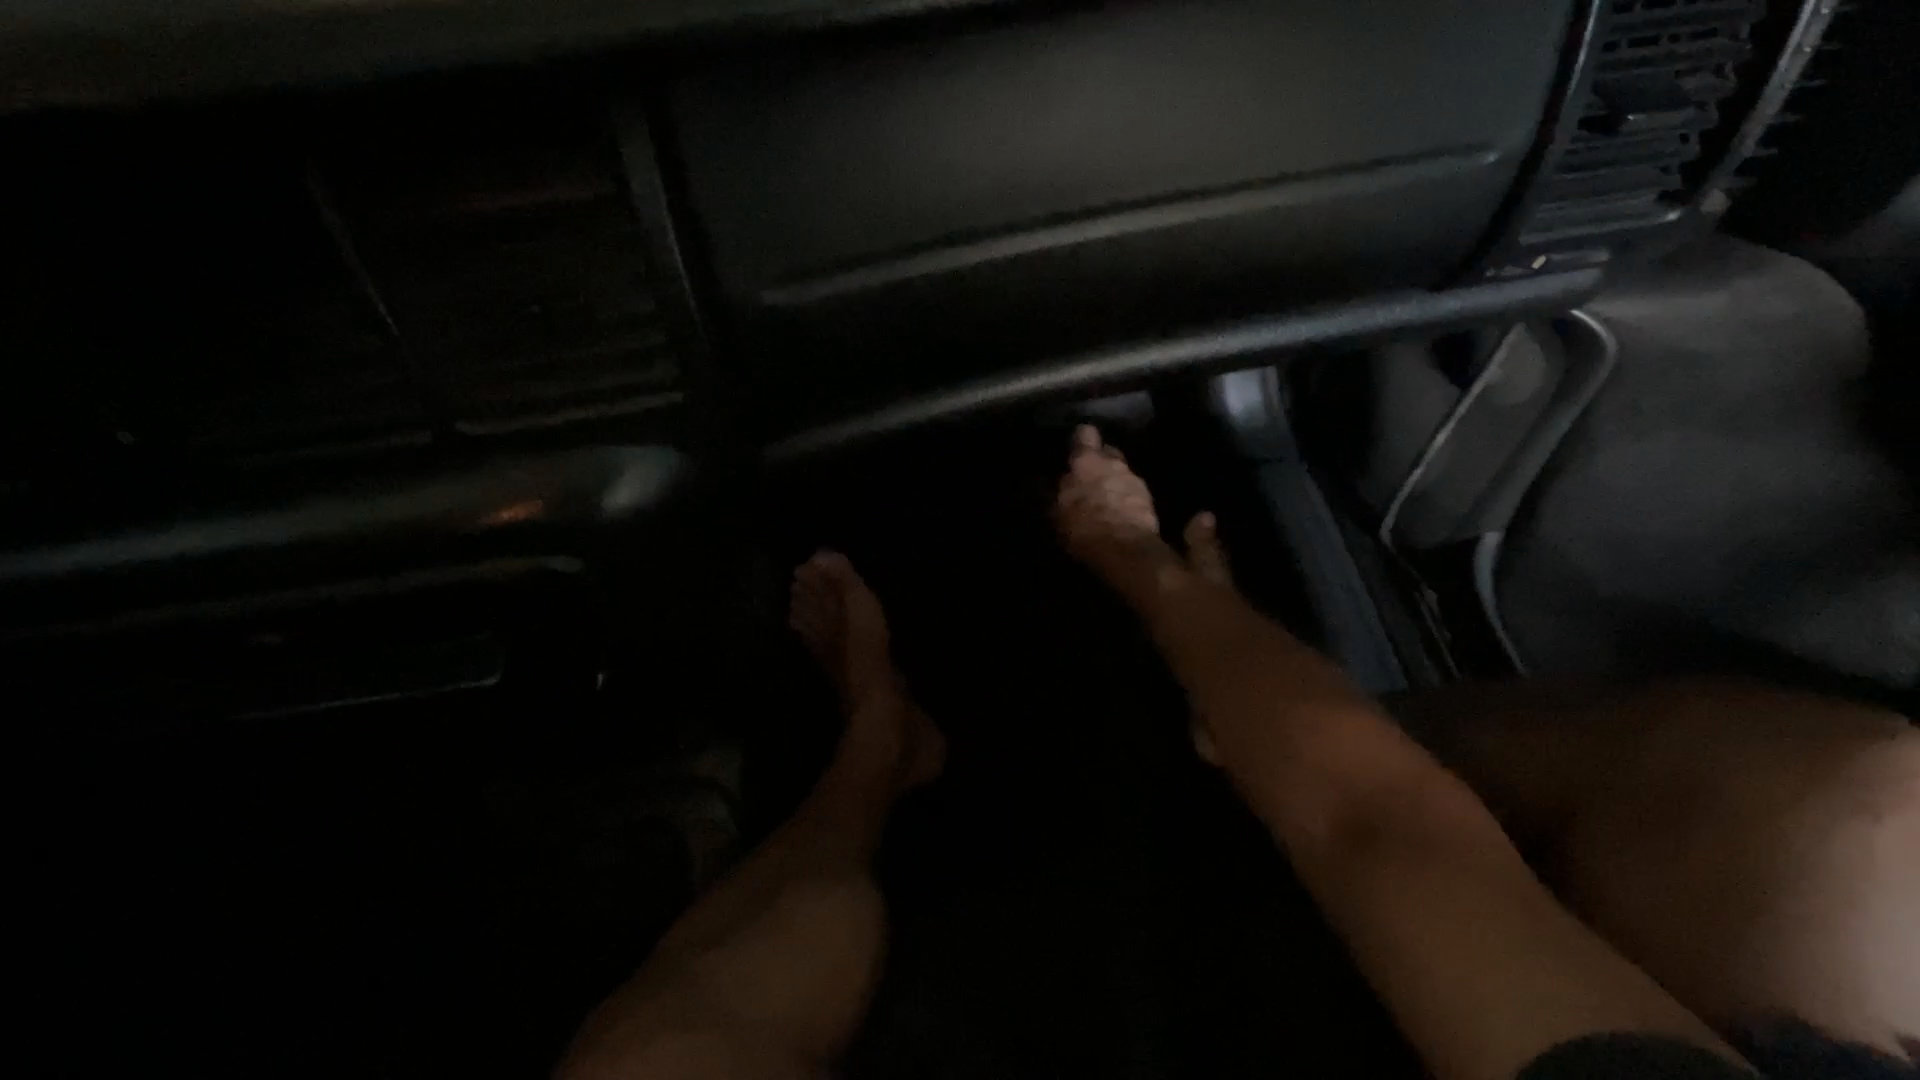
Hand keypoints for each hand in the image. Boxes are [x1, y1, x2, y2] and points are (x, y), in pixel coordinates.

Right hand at [1053, 424, 1160, 567]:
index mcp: (1086, 461)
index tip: (1074, 449)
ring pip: (1122, 473)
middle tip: (1088, 478)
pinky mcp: (1149, 500)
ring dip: (1114, 482)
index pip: (1084, 433)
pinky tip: (1119, 515)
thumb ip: (1055, 491)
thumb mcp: (1056, 513)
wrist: (1126, 551)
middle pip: (1107, 452)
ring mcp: (1134, 479)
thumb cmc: (1083, 528)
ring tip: (1104, 502)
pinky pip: (1134, 493)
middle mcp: (1113, 463)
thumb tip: (1048, 480)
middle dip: (1099, 462)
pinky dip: (1127, 500)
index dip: (1080, 439)